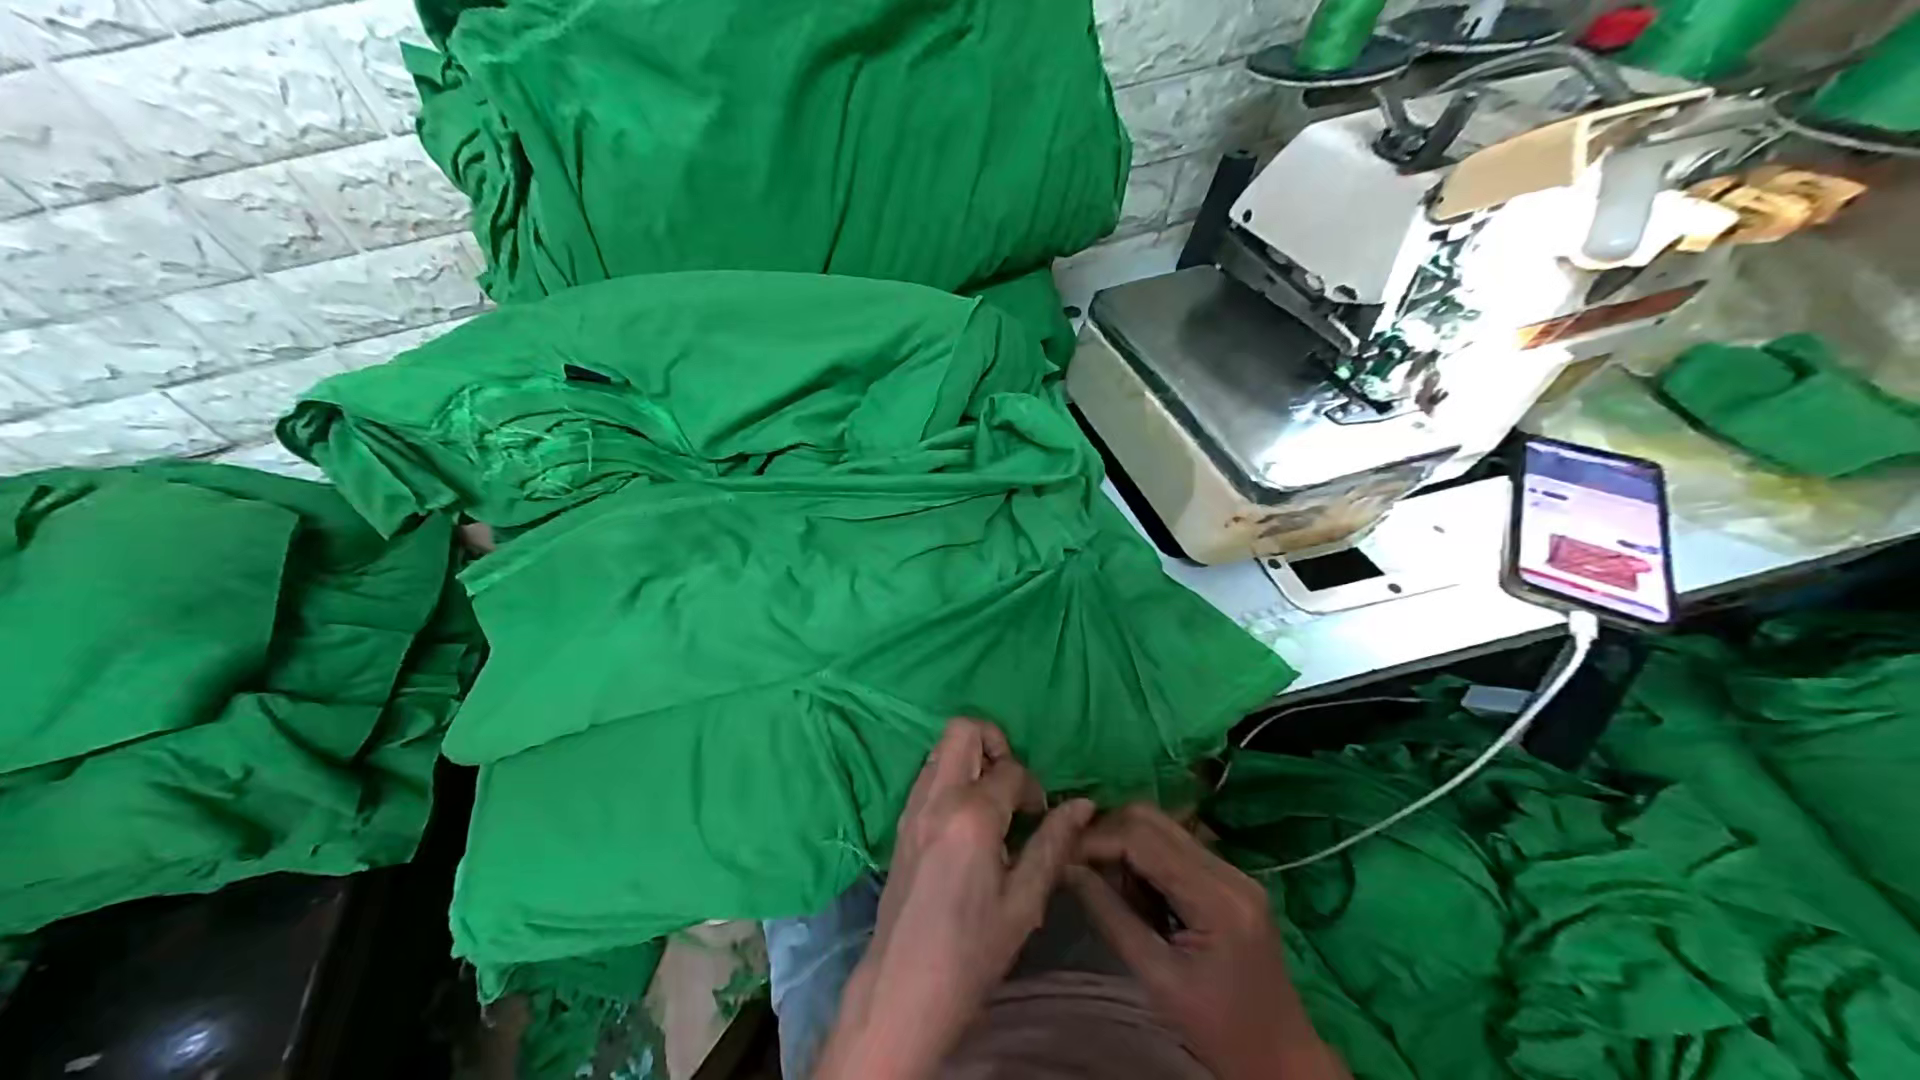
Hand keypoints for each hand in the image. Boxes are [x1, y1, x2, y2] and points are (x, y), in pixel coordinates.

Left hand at [814, 718, 1093, 1079]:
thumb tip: (1082, 804)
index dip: (1033, 790)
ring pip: (942, 748)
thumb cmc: (972, 952)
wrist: (903, 988)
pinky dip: (953, 776)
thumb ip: (1052, 843)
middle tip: (1012, 785)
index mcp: (971, 815)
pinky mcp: (901, 821)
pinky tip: (969, 820)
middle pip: (964, 729)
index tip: (1039, 820)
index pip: (1011, 770)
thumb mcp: (1024, 901)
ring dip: (973, 758)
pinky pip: (929, 773)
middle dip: (996, 743)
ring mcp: (912, 806)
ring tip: (994, 803)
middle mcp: (937, 797)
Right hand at [1069, 804, 1350, 1079]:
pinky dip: (1145, 857)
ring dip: (1125, 844)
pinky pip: (1176, 847)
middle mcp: (1229, 870)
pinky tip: (1134, 890)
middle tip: (1078, 865)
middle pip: (1152, 819)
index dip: (1096, 840)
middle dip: (1107, 833)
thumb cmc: (1218, 1031)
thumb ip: (1110, 916)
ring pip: (1162, 827)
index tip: (1062, 857)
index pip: (1142, 839)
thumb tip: (1068, 869)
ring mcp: (1233, 871)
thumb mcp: (1157, 979)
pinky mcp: (1230, 879)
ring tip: (1104, 882)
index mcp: (1217, 897)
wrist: (1282, 1060)